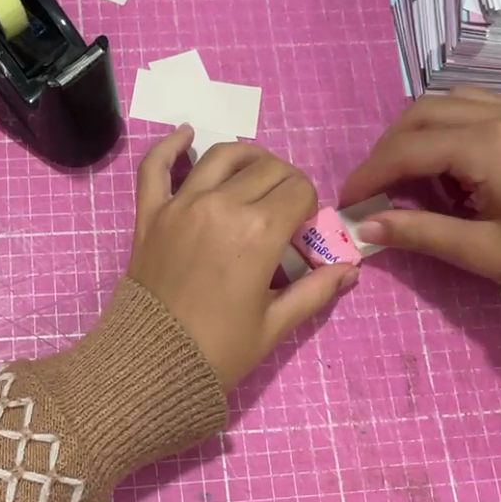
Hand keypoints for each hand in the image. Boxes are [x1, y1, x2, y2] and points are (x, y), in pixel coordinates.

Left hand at [127, 128, 358, 388]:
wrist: (152, 367)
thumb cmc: (219, 351)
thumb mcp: (274, 326)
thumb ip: (315, 291)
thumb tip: (350, 269)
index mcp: (258, 232)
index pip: (298, 189)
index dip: (309, 206)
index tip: (302, 231)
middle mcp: (221, 205)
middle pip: (267, 168)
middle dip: (285, 183)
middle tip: (283, 211)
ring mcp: (181, 205)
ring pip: (222, 156)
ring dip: (246, 158)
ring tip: (255, 173)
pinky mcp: (150, 214)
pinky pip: (156, 167)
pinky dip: (171, 146)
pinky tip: (186, 135)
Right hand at [339, 88, 500, 287]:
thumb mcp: (481, 251)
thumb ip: (420, 233)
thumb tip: (367, 227)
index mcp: (487, 146)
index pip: (407, 150)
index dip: (370, 174)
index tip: (348, 201)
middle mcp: (500, 114)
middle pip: (420, 114)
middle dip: (387, 149)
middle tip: (372, 186)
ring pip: (444, 101)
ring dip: (413, 131)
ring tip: (401, 171)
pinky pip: (471, 103)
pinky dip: (442, 124)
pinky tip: (441, 159)